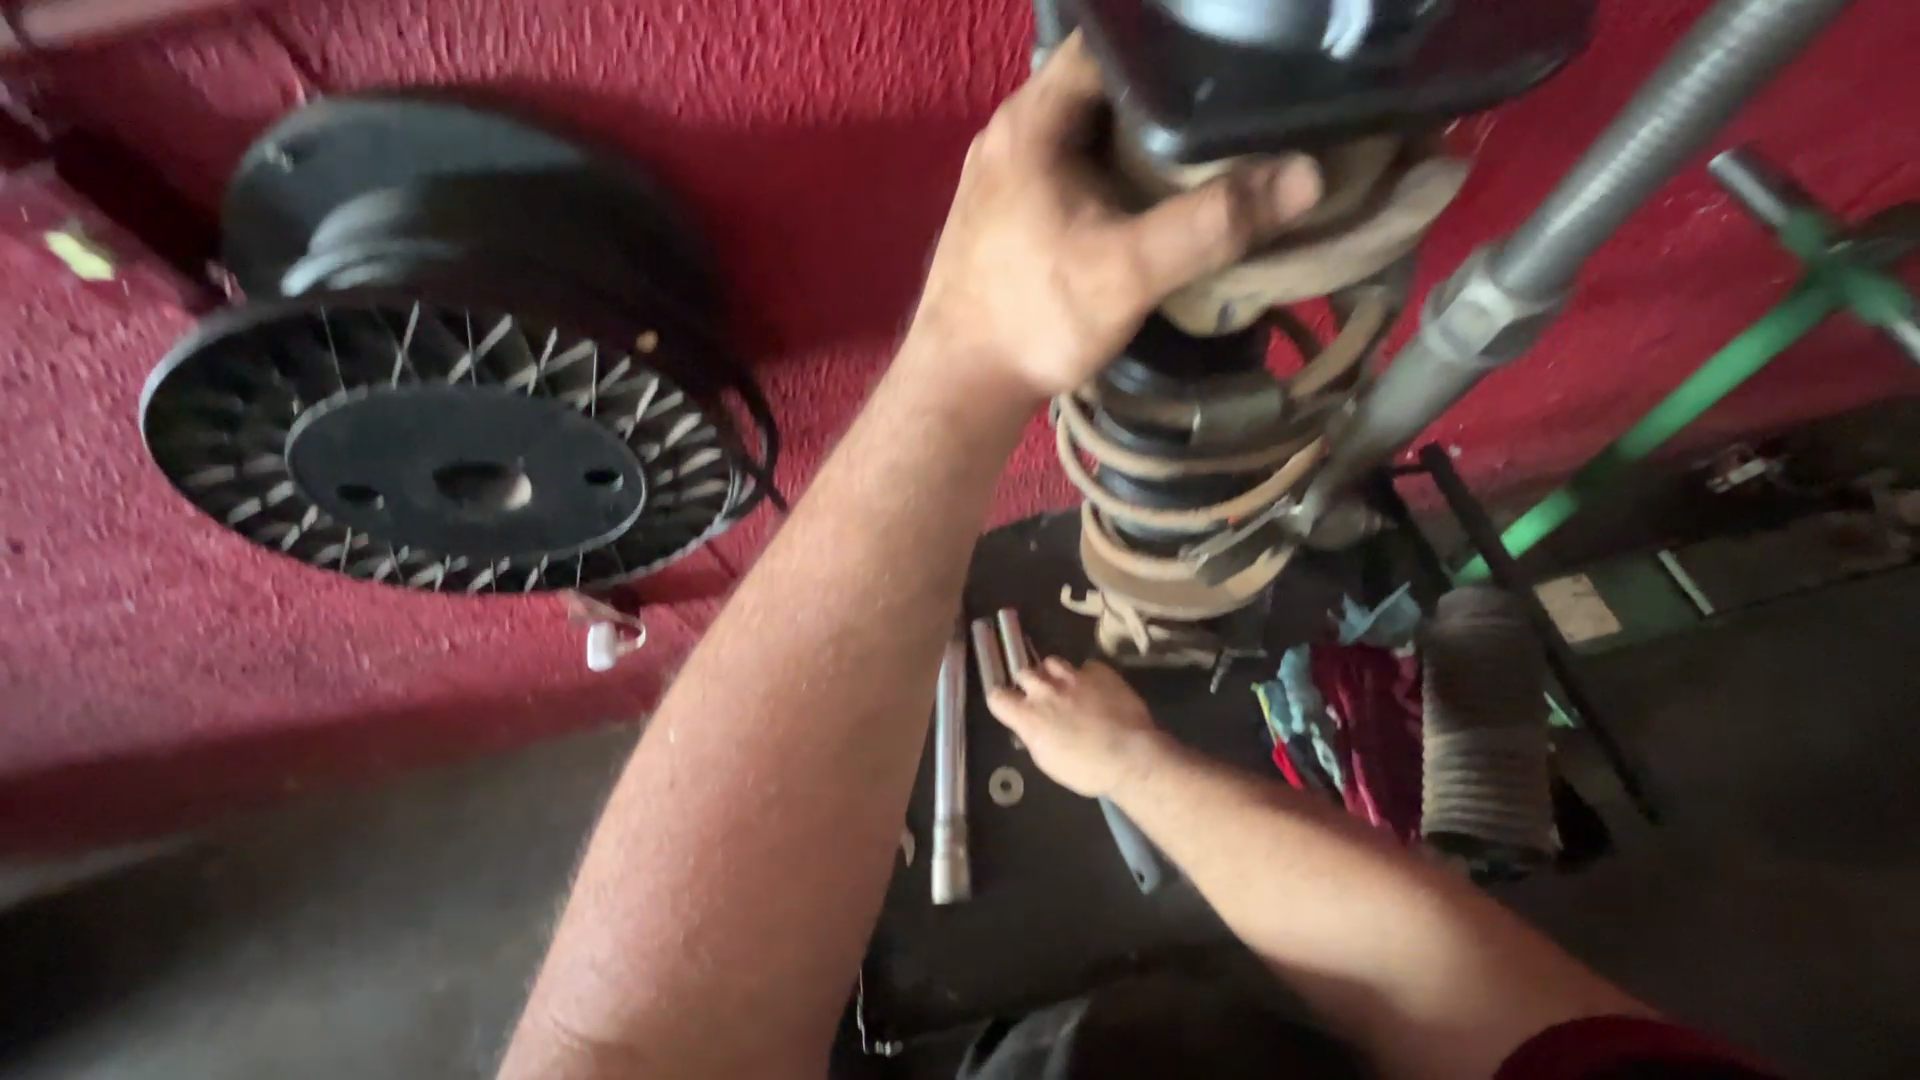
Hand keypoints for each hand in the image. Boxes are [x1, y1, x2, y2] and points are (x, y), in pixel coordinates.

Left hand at [908, 34, 1322, 398]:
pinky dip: (1102, 182)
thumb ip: (1211, 223)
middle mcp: (1007, 138)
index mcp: (1031, 122)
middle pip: (1098, 92)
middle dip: (1160, 104)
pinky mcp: (1001, 221)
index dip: (1171, 53)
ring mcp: (1000, 181)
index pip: (1111, 47)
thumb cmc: (1033, 321)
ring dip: (1130, 149)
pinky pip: (1063, 177)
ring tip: (1194, 162)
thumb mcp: (1128, 271)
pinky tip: (1137, 209)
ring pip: (1079, 139)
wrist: (960, 388)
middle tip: (1223, 123)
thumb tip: (1304, 176)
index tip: (1226, 74)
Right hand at [985, 658, 1171, 797]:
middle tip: (1041, 697)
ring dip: (1053, 674)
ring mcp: (1073, 676)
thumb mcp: (1048, 761)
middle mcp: (1046, 690)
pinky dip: (1086, 676)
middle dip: (1028, 683)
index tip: (1010, 707)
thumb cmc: (1086, 770)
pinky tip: (1095, 689)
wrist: (1131, 756)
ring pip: (1052, 662)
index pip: (997, 696)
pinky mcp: (1099, 671)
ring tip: (1065, 686)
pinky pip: (1085, 667)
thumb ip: (1034, 735)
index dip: (1002, 701)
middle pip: (1024, 673)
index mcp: (1028, 715)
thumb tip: (1031, 726)